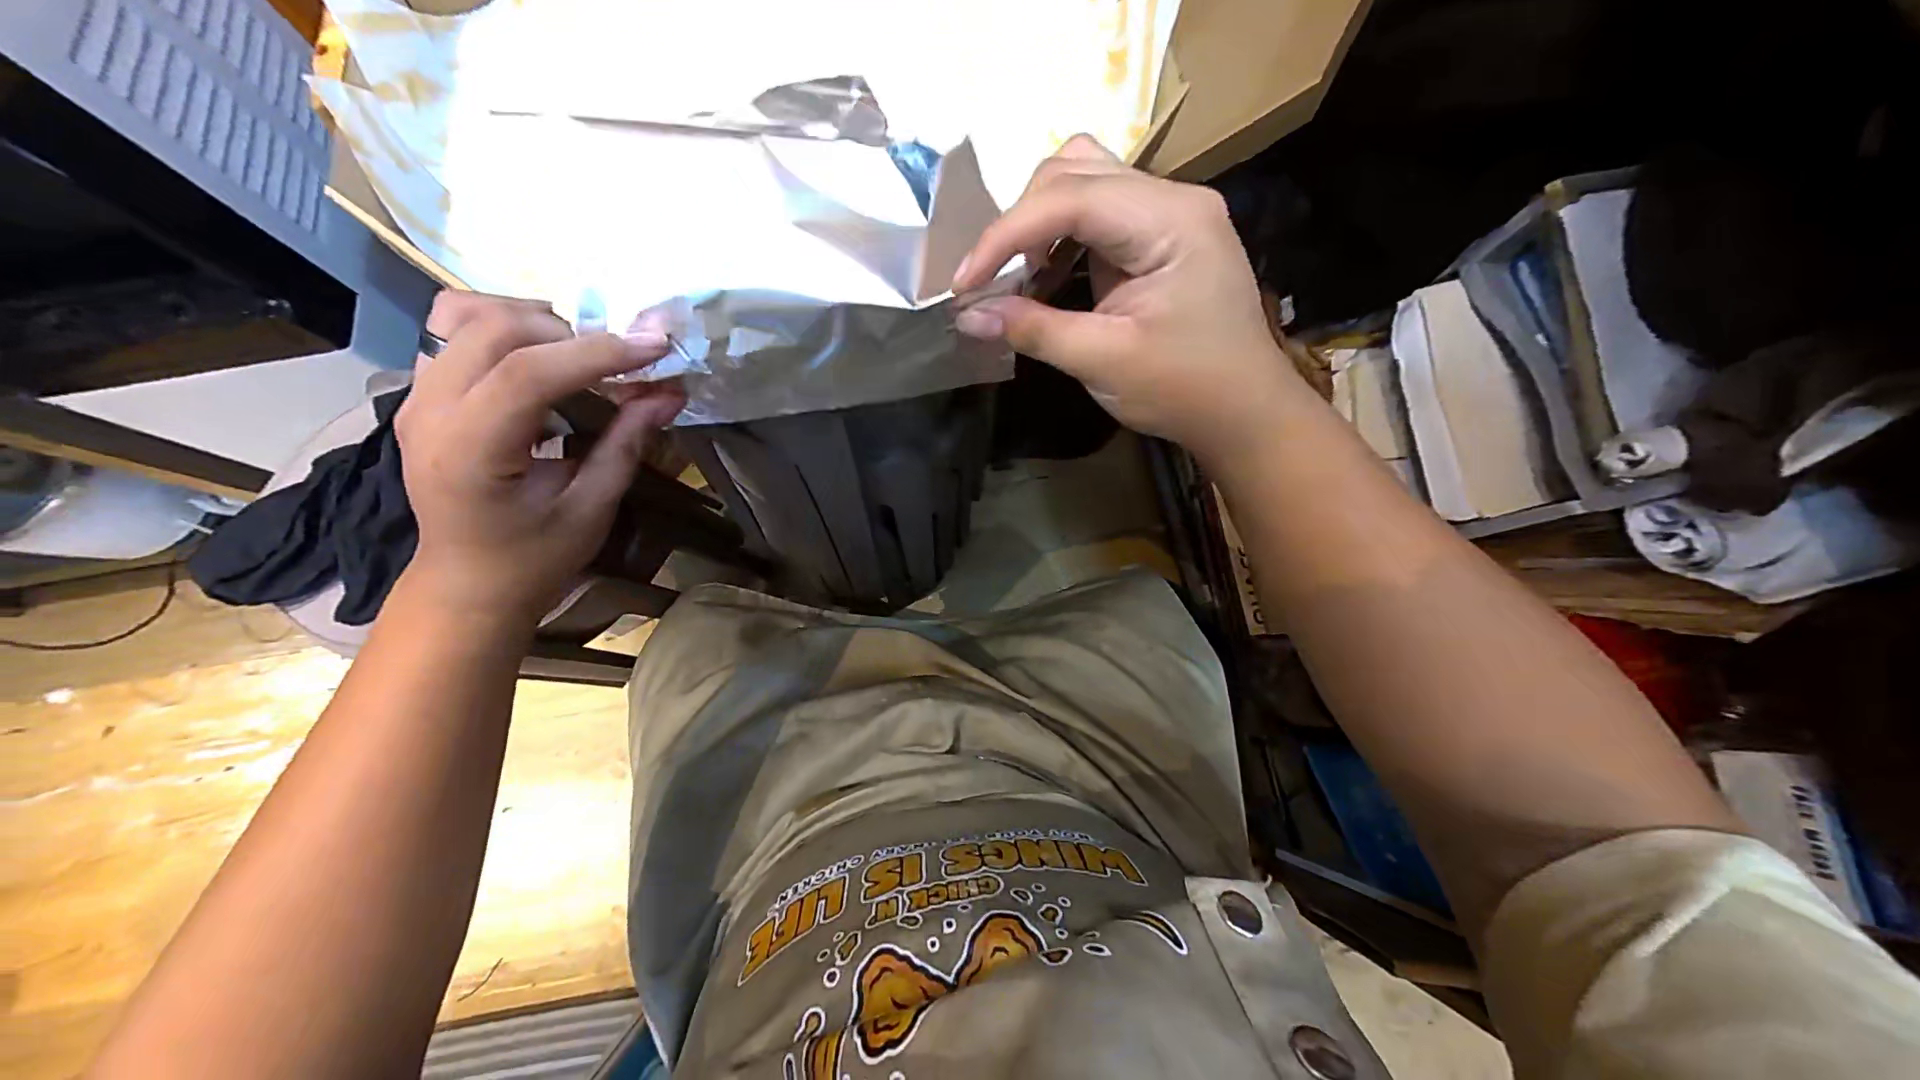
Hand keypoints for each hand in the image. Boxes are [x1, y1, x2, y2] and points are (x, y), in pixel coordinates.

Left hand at [393, 292, 686, 625]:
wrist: (468, 582)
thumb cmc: (533, 558)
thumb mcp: (591, 509)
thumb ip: (626, 444)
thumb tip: (670, 393)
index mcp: (469, 450)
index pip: (527, 372)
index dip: (596, 352)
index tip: (654, 348)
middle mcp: (430, 411)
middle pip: (493, 329)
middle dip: (568, 331)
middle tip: (618, 359)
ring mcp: (417, 397)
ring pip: (464, 314)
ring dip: (533, 320)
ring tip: (578, 351)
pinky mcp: (421, 393)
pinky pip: (453, 331)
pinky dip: (505, 329)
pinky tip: (541, 358)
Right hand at [951, 136, 1304, 463]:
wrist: (1245, 414)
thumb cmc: (1185, 390)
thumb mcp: (1103, 362)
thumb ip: (1034, 330)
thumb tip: (968, 314)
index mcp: (1170, 220)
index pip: (1070, 197)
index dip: (1006, 235)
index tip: (964, 282)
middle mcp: (1171, 199)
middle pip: (1074, 170)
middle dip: (1021, 221)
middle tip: (991, 279)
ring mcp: (1168, 215)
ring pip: (1084, 183)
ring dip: (1039, 224)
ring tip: (1016, 277)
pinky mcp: (1160, 238)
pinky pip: (1098, 216)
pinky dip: (1060, 239)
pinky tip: (1045, 277)